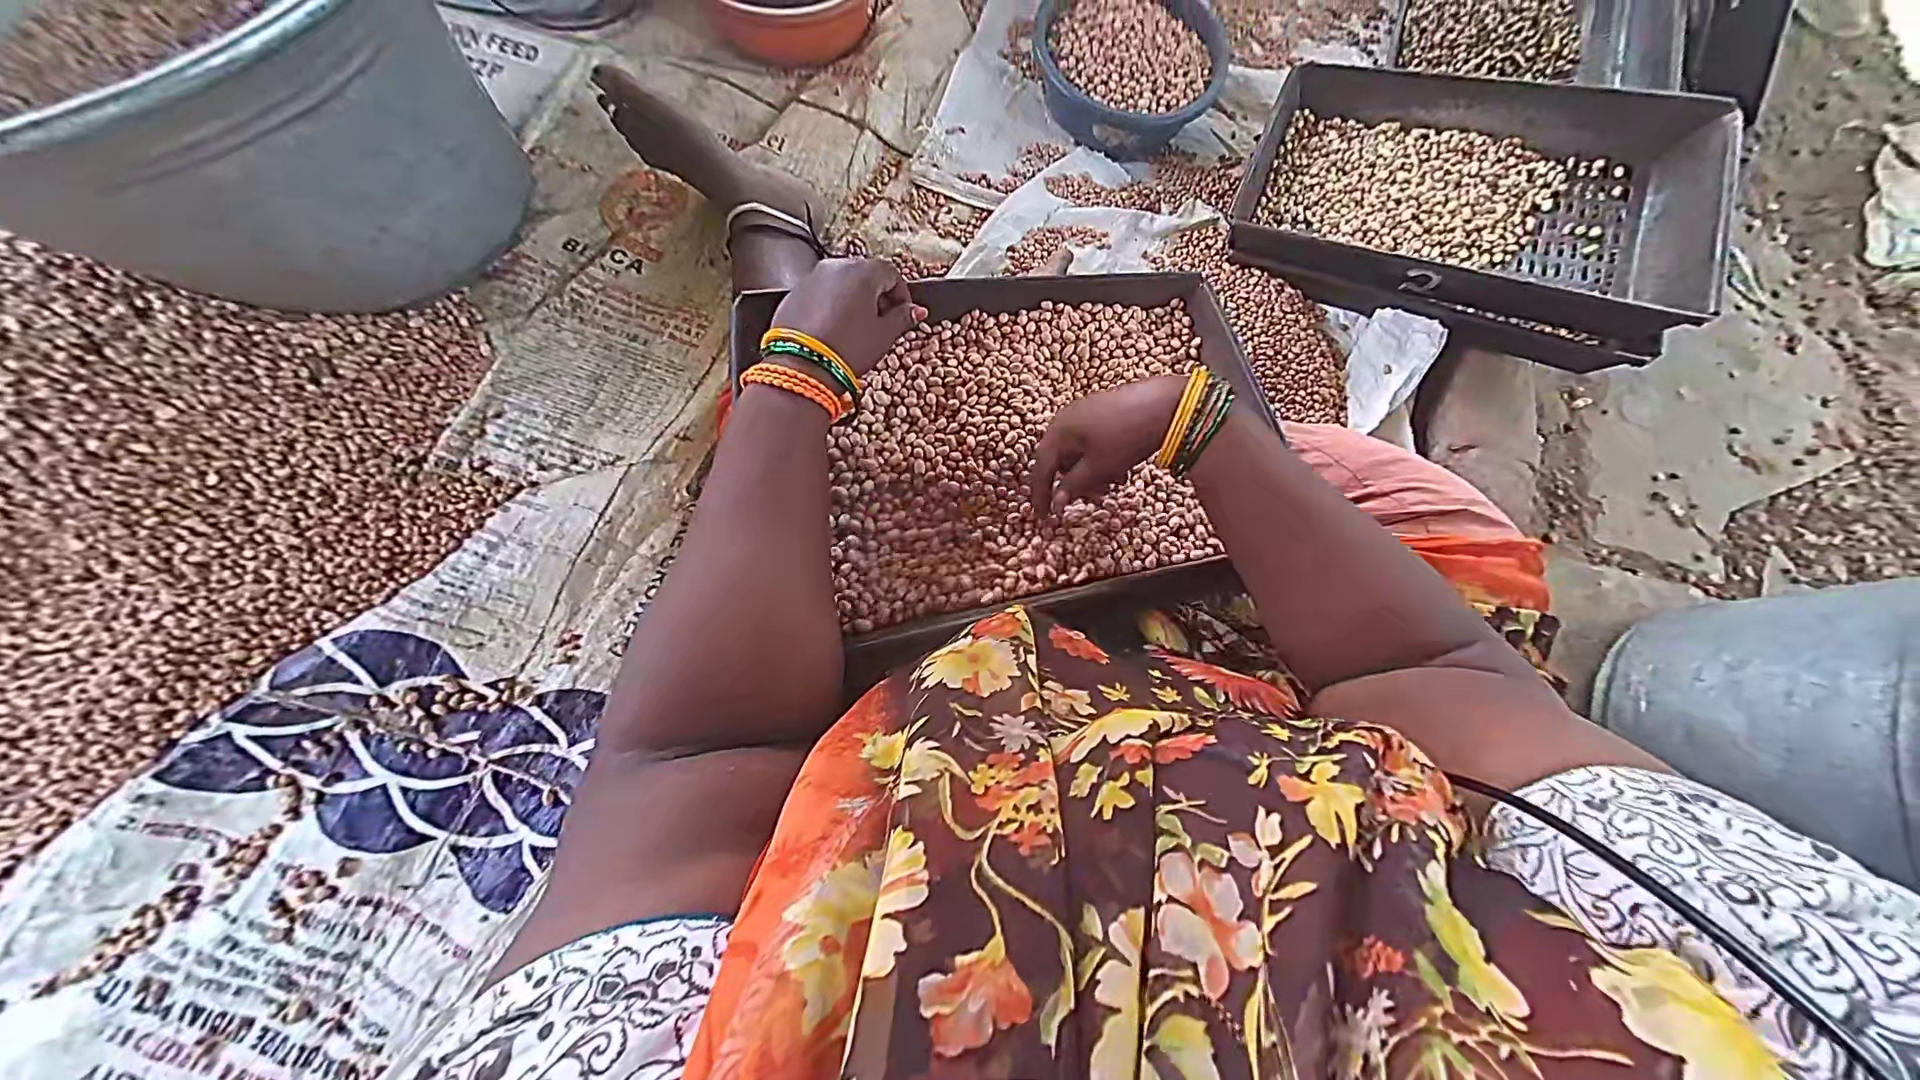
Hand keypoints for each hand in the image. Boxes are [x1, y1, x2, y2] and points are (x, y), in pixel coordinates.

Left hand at [768, 258, 926, 375]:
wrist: (802, 366)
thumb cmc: (845, 350)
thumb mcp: (883, 336)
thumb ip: (902, 318)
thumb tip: (915, 311)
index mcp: (862, 272)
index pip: (892, 274)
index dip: (902, 295)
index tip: (904, 313)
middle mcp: (835, 267)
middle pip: (865, 275)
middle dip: (877, 297)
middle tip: (883, 323)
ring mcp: (812, 279)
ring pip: (842, 284)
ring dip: (854, 301)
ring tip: (858, 330)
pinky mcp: (795, 294)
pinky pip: (821, 295)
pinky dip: (832, 307)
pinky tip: (835, 330)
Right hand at [1030, 375, 1185, 517]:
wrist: (1164, 404)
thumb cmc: (1125, 437)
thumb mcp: (1097, 468)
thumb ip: (1073, 486)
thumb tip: (1056, 504)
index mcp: (1057, 432)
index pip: (1041, 469)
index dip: (1041, 495)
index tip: (1044, 518)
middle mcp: (1065, 419)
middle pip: (1061, 461)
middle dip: (1077, 484)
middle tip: (1097, 499)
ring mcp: (1084, 413)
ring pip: (1079, 454)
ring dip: (1092, 474)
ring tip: (1116, 483)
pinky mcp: (1103, 412)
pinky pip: (1092, 443)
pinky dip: (1101, 460)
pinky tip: (1122, 469)